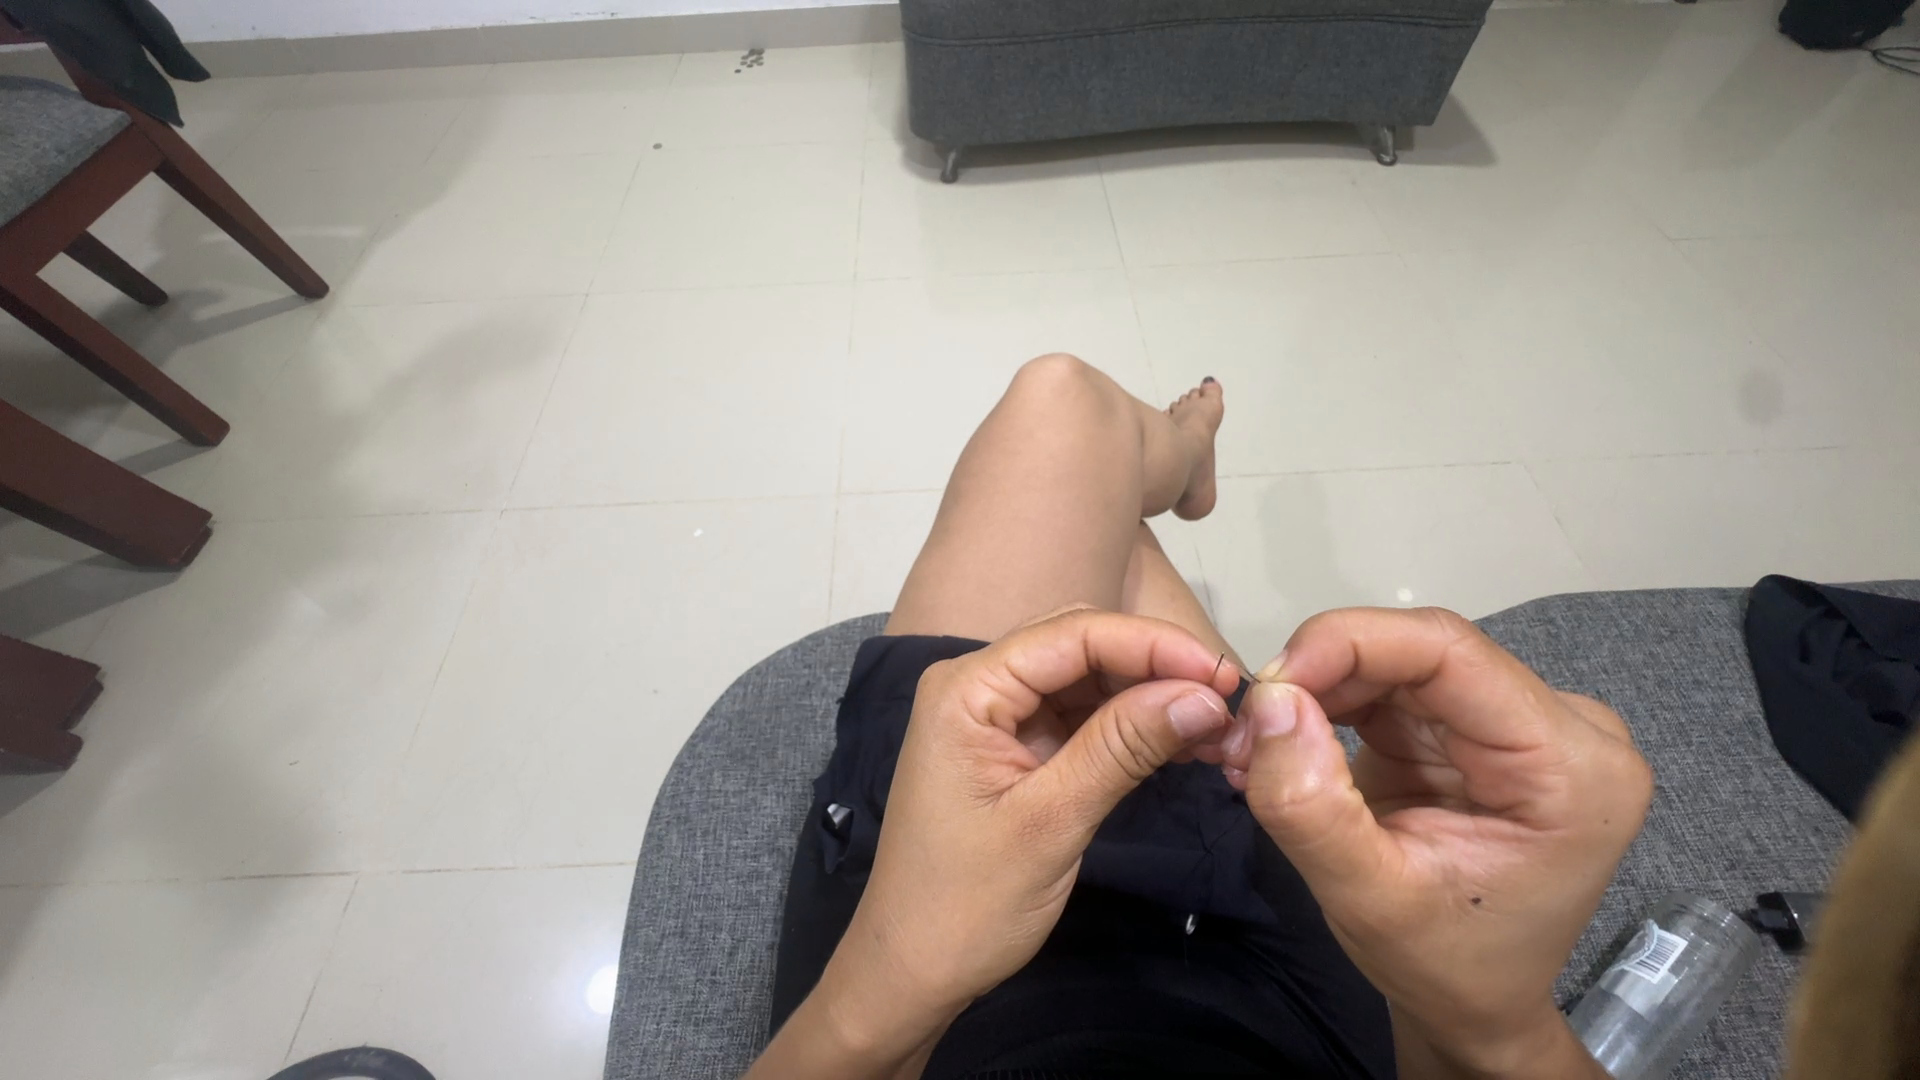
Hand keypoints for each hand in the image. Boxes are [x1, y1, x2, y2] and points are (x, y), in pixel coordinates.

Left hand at [811, 606, 1241, 1062]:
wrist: (912, 968)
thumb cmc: (968, 903)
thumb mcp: (1051, 822)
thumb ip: (1123, 748)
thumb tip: (1204, 695)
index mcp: (967, 687)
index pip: (1072, 634)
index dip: (1153, 645)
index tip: (1225, 674)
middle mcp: (979, 683)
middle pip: (1080, 646)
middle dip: (1155, 666)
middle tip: (1227, 700)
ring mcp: (997, 714)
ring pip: (1087, 679)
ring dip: (1149, 696)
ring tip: (1216, 726)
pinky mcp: (1016, 744)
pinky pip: (1081, 716)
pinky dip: (1130, 726)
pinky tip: (1180, 742)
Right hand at [1221, 608, 1650, 1076]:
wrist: (1473, 1003)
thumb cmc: (1441, 963)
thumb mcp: (1365, 898)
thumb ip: (1311, 804)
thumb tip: (1269, 700)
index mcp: (1570, 765)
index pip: (1448, 651)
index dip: (1346, 644)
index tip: (1268, 686)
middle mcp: (1557, 725)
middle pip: (1416, 650)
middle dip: (1318, 676)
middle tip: (1249, 729)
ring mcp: (1513, 721)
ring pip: (1391, 661)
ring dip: (1313, 690)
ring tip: (1258, 744)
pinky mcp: (1467, 725)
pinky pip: (1383, 683)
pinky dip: (1324, 702)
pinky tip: (1288, 740)